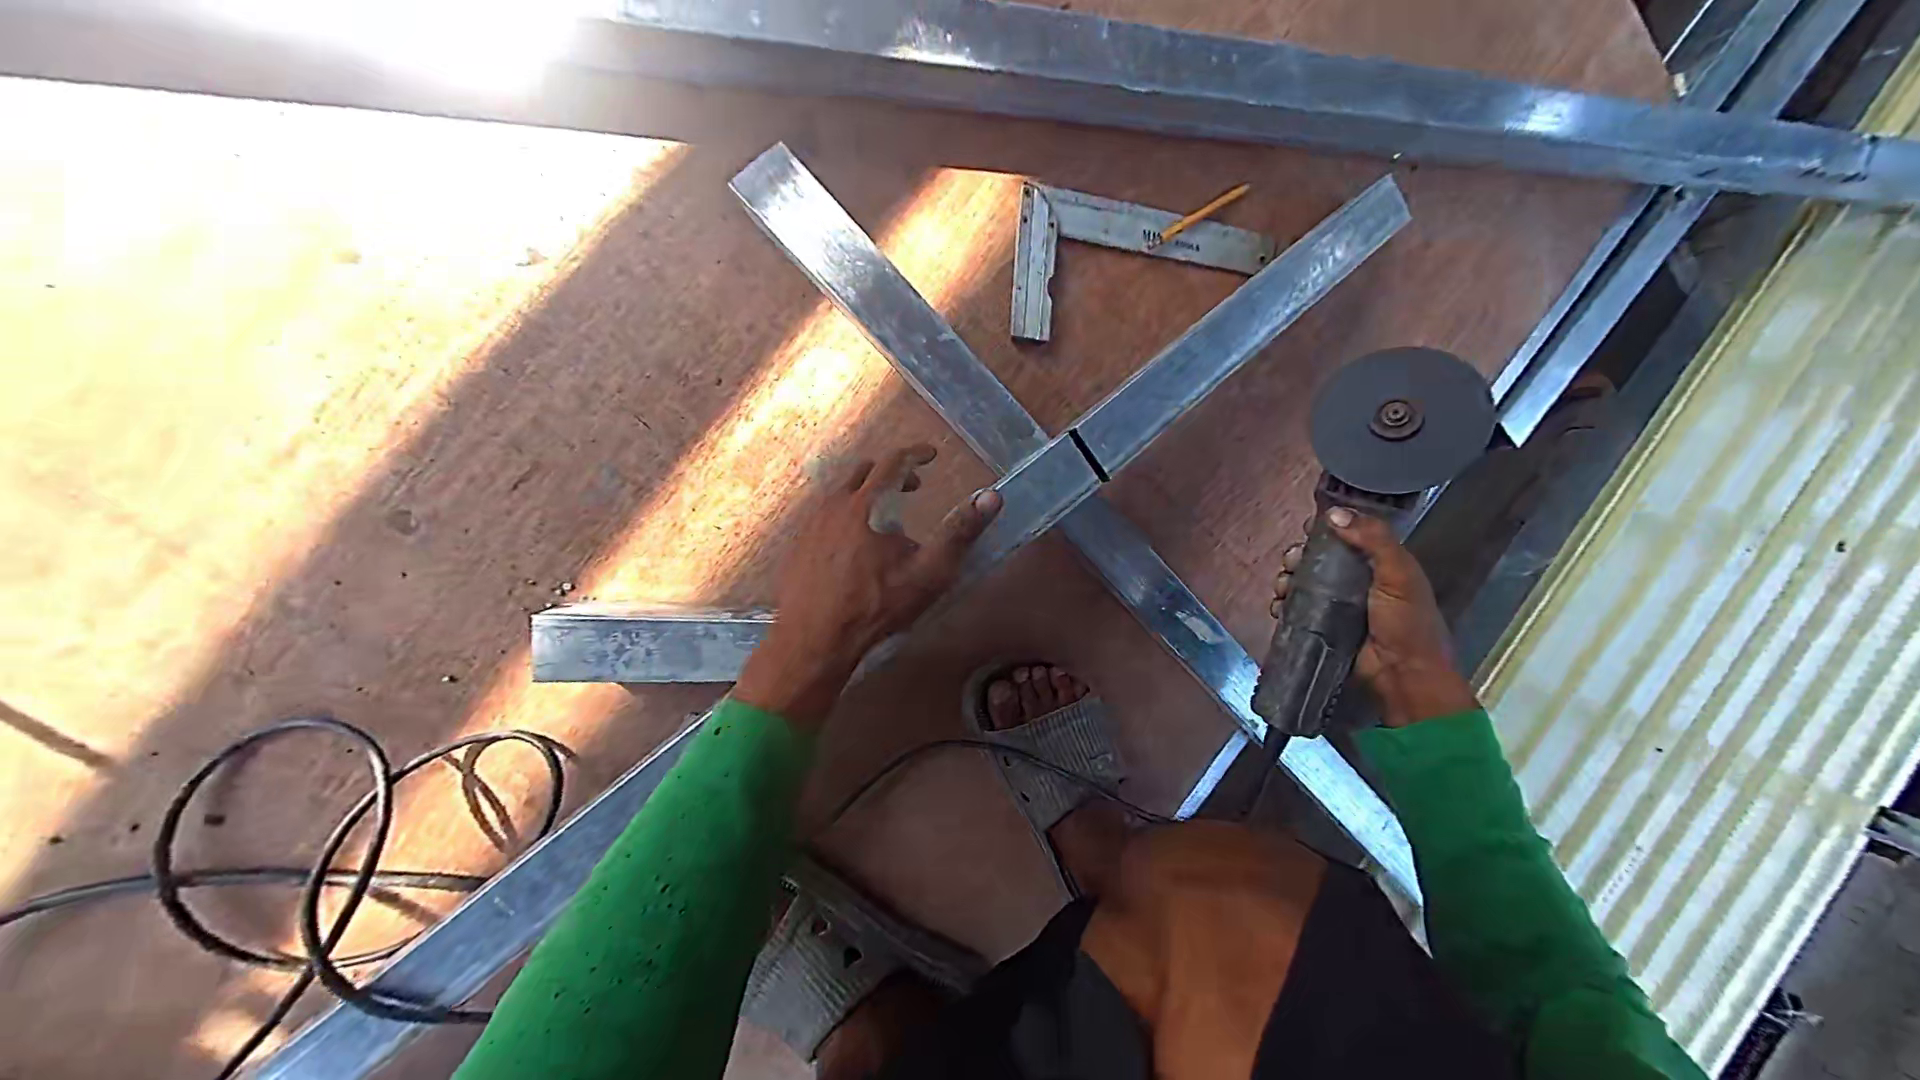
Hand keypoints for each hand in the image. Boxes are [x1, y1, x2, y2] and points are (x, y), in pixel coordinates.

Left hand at [733, 445, 1002, 730]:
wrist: (814, 638)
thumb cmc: (876, 605)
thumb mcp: (929, 572)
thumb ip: (960, 532)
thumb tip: (991, 497)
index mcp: (868, 503)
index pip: (894, 462)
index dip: (915, 454)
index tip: (931, 454)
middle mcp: (835, 504)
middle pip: (864, 471)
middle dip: (892, 472)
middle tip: (913, 487)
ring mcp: (811, 524)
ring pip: (841, 492)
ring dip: (867, 494)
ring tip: (886, 519)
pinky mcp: (798, 544)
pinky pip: (825, 515)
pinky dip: (846, 515)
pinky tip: (855, 544)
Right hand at [1271, 507, 1477, 727]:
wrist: (1403, 675)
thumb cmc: (1406, 623)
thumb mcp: (1399, 574)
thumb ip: (1373, 540)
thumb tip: (1334, 513)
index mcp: (1379, 565)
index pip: (1346, 538)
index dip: (1325, 531)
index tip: (1307, 530)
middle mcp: (1356, 582)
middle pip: (1317, 560)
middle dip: (1298, 557)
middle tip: (1291, 563)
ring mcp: (1337, 606)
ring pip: (1301, 583)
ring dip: (1286, 580)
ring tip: (1282, 587)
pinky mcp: (1320, 626)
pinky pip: (1295, 609)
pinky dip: (1282, 604)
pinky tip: (1278, 605)